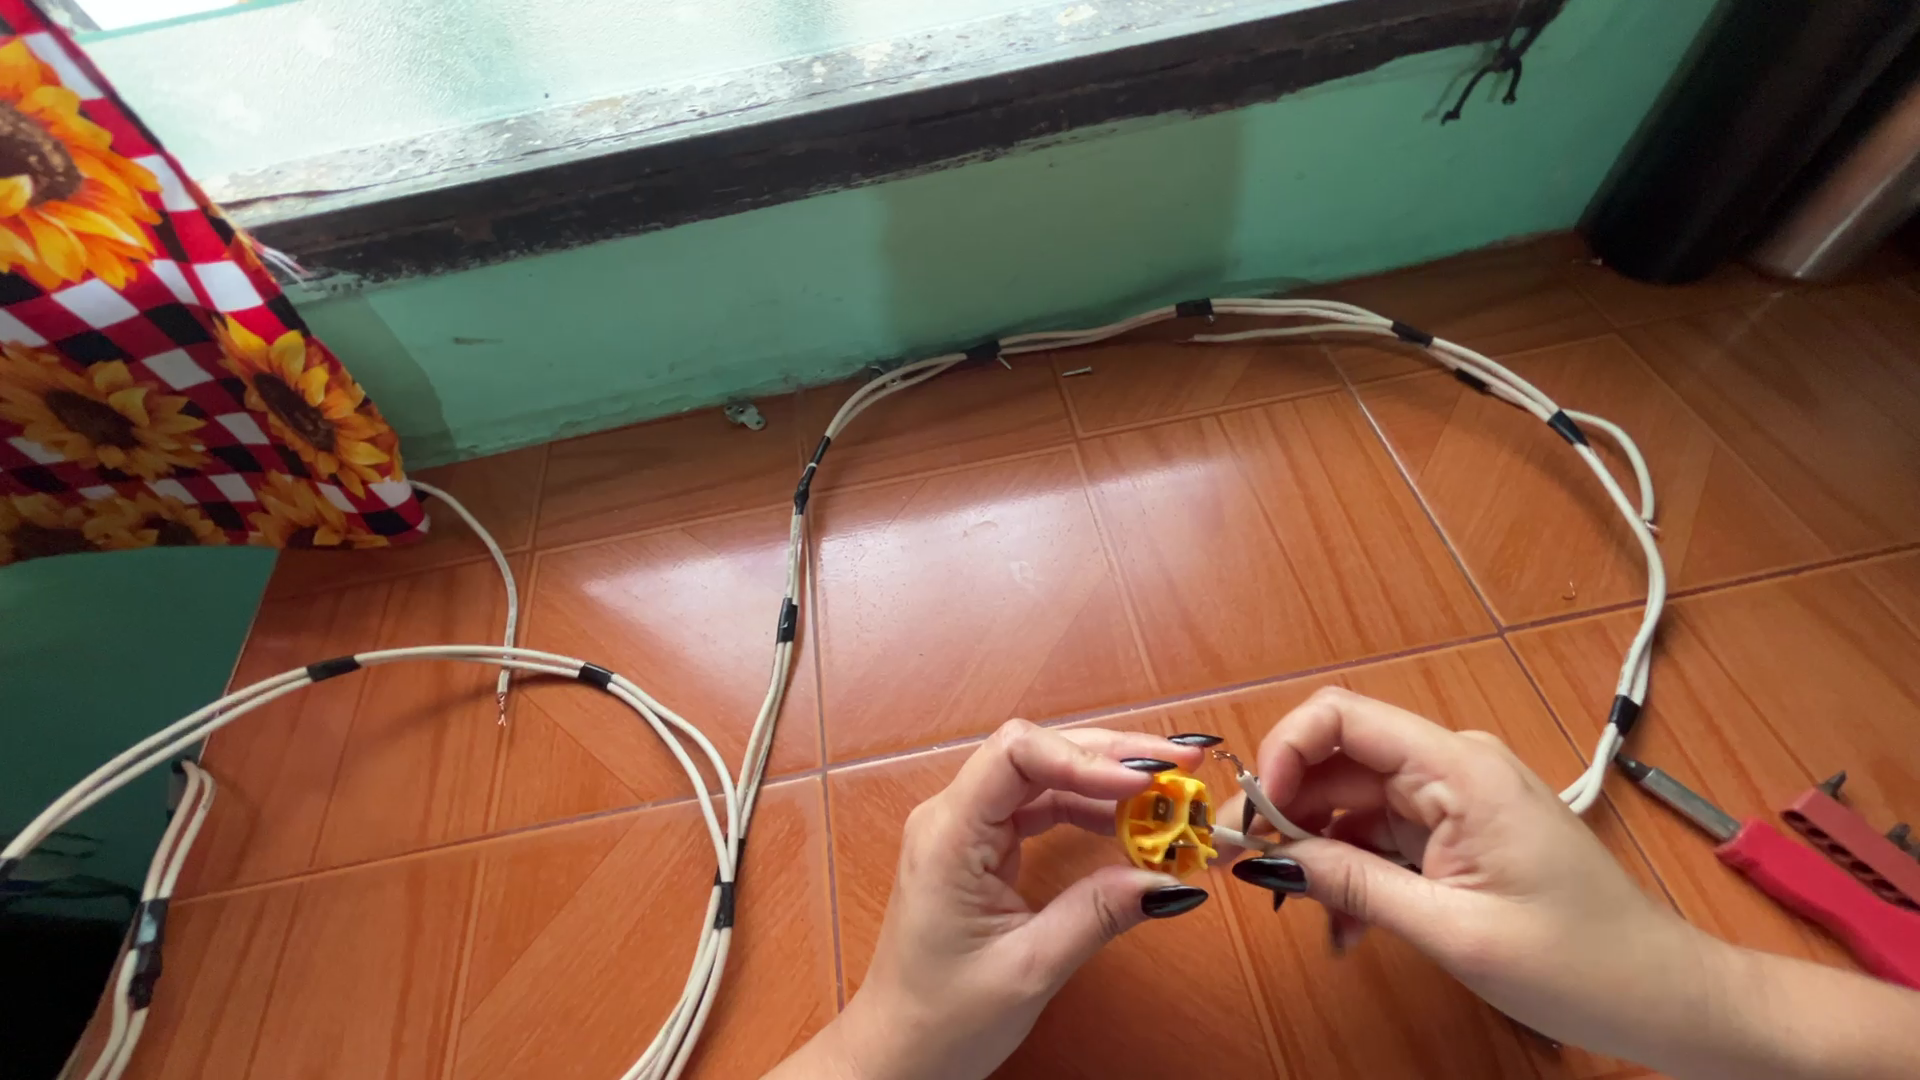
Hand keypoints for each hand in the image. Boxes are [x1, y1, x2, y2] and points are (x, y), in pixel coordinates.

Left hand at [772, 720, 1212, 1079]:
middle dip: (1108, 755)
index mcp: (949, 833)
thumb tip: (1168, 880)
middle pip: (1036, 752)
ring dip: (1105, 779)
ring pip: (1043, 774)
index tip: (1143, 779)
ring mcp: (969, 824)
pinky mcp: (984, 841)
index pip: (1014, 754)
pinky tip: (1128, 821)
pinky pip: (1041, 804)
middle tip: (1178, 765)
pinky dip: (1088, 807)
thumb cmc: (943, 1017)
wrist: (899, 1049)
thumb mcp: (1030, 968)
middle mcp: (954, 814)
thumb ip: (1097, 914)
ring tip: (1166, 793)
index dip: (1082, 756)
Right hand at [1224, 687, 1713, 1059]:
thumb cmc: (1586, 968)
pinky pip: (1373, 833)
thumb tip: (1265, 860)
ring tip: (1306, 911)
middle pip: (1334, 761)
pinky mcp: (1448, 827)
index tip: (1258, 811)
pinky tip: (1345, 923)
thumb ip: (1353, 884)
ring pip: (1346, 802)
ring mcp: (1447, 796)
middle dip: (1285, 810)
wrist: (1680, 1006)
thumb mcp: (1456, 931)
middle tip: (1249, 866)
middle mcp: (1446, 766)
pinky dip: (1349, 871)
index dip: (1284, 750)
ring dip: (1316, 852)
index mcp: (1458, 768)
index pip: (1341, 716)